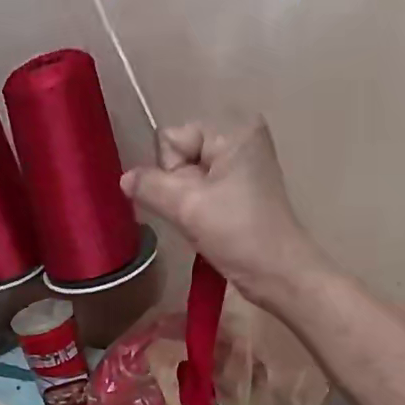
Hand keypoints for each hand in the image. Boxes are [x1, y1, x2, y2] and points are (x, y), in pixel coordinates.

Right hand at [121, 119, 331, 309]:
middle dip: (181, 191)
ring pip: (189, 180)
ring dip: (190, 207)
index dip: (171, 173)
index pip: (171, 139)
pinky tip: (215, 231)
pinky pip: (205, 195)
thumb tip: (124, 178)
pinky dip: (202, 214)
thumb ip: (150, 187)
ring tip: (210, 226)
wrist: (280, 275)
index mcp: (233, 129)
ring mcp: (244, 166)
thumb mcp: (188, 208)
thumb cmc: (239, 236)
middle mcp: (241, 138)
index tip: (193, 201)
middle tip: (203, 217)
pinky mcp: (244, 192)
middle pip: (180, 157)